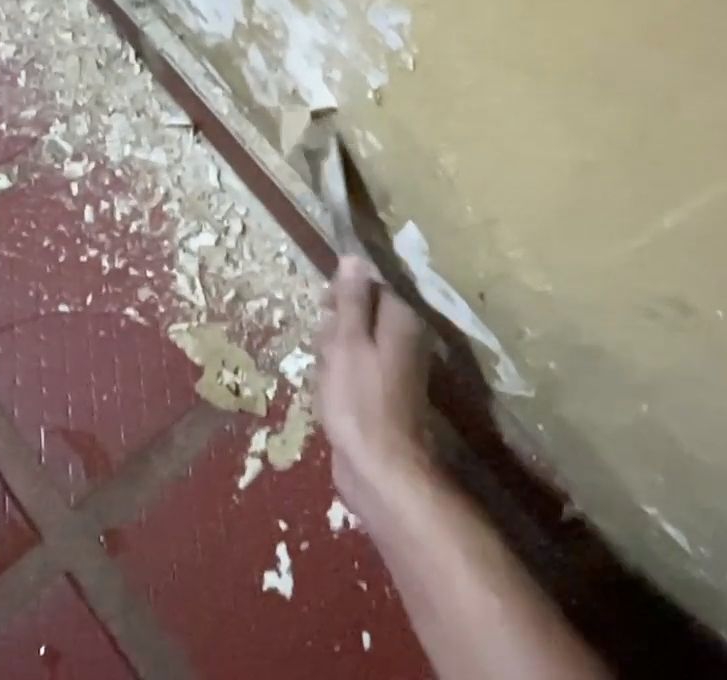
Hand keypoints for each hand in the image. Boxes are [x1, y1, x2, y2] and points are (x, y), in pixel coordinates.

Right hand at [318, 256, 434, 520]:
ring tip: (327, 383)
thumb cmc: (359, 400)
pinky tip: (330, 399)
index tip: (321, 310)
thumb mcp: (348, 343)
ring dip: (332, 359)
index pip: (369, 285)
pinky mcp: (383, 393)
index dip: (340, 295)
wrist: (380, 468)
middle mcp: (405, 338)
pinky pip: (355, 371)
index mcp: (401, 319)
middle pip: (359, 315)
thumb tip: (353, 258)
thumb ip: (352, 300)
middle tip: (326, 355)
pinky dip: (339, 381)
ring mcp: (395, 367)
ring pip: (352, 345)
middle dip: (334, 331)